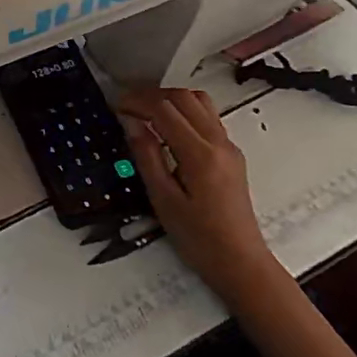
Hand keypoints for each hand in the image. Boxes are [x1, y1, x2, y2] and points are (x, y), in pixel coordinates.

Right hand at [118, 88, 277, 305]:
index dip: (137, 102)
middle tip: (127, 105)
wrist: (239, 261)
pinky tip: (167, 127)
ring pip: (199, 101)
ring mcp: (228, 147)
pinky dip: (185, 110)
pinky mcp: (231, 154)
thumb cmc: (201, 239)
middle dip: (151, 95)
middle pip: (183, 97)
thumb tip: (133, 125)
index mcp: (200, 155)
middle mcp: (219, 144)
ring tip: (146, 111)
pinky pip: (208, 117)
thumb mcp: (164, 200)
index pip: (165, 110)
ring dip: (170, 98)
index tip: (118, 106)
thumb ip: (147, 157)